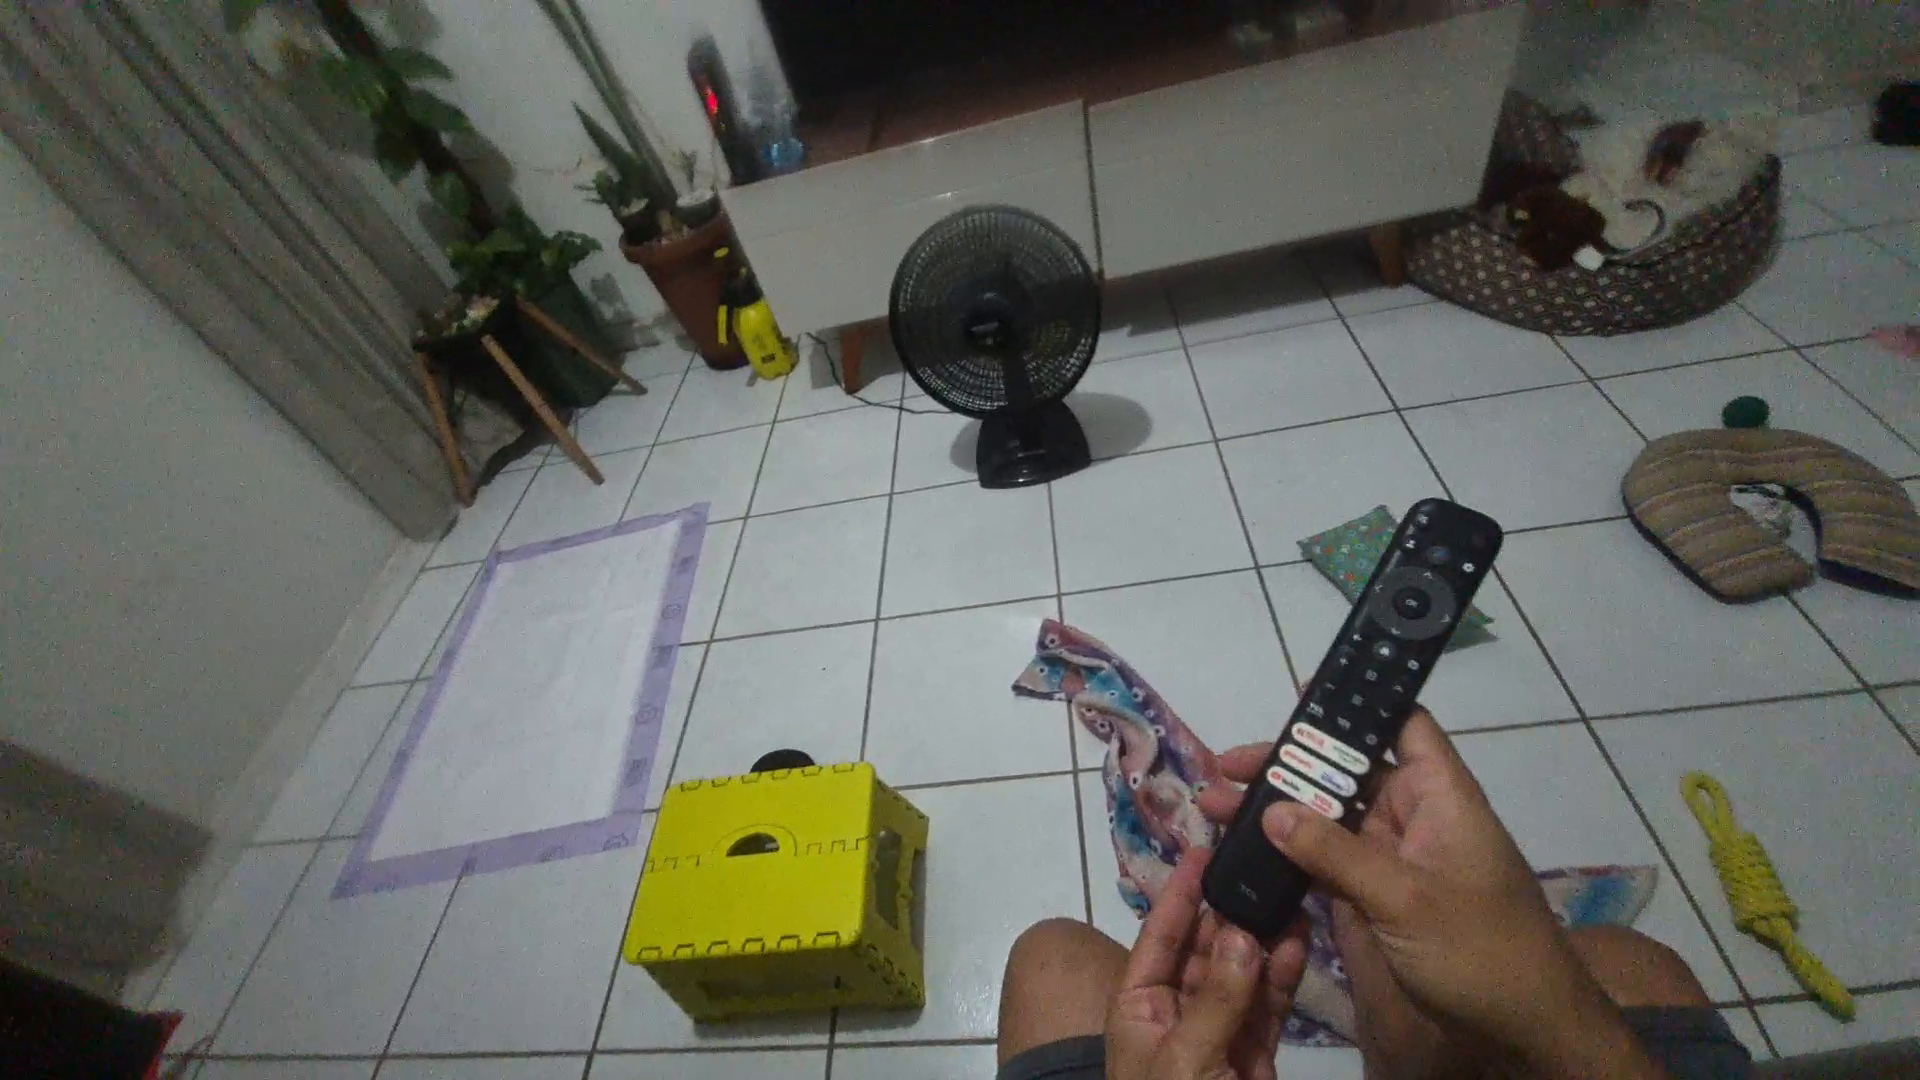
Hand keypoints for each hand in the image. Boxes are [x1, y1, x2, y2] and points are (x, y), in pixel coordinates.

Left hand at [1106, 849, 1309, 1079]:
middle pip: (1203, 949)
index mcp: (1138, 1005)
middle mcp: (1175, 1012)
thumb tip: (1239, 933)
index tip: (1200, 850)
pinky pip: (1265, 1009)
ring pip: (1239, 975)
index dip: (1178, 892)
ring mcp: (1216, 1035)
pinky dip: (1281, 980)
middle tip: (1257, 871)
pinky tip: (1298, 945)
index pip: (1157, 936)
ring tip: (1287, 899)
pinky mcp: (1253, 1060)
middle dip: (1228, 912)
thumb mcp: (1185, 1062)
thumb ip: (1215, 999)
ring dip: (1261, 940)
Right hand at [1198, 710, 1661, 1079]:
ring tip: (1218, 805)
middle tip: (1228, 765)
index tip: (1301, 693)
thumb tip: (1270, 811)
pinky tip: (1242, 846)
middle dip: (1286, 764)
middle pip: (1341, 769)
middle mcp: (1409, 814)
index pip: (1401, 726)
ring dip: (1274, 807)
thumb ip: (1335, 853)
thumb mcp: (1407, 899)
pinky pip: (1319, 855)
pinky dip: (1283, 848)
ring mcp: (1386, 853)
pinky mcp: (1368, 889)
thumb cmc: (1483, 952)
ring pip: (1323, 812)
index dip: (1357, 704)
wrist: (1525, 1039)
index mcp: (1437, 796)